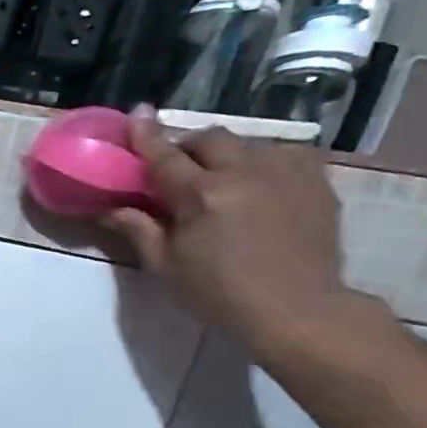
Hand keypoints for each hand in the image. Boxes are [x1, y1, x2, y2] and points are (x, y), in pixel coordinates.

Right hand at [104, 110, 390, 358]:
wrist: (297, 312)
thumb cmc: (222, 297)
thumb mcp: (169, 270)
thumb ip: (140, 231)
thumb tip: (111, 209)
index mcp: (202, 194)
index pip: (165, 155)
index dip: (147, 135)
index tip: (137, 115)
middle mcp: (243, 170)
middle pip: (209, 138)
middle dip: (191, 148)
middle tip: (184, 171)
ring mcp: (284, 170)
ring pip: (248, 144)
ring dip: (230, 156)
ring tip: (229, 182)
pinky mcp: (315, 178)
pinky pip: (285, 153)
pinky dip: (267, 163)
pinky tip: (266, 186)